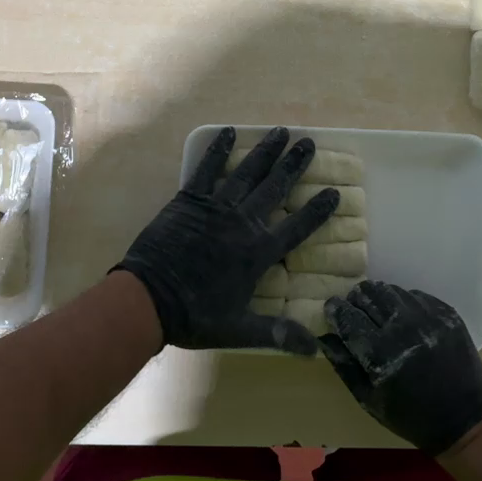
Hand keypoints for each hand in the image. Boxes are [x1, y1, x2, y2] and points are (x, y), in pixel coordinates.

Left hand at [113, 127, 338, 354]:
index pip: (297, 227)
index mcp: (257, 253)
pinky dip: (219, 150)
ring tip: (281, 131)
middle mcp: (242, 223)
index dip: (318, 210)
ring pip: (247, 173)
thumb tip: (315, 349)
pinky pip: (208, 169)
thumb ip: (277, 334)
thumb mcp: (239, 329)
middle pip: (275, 188)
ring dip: (265, 151)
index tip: (334, 192)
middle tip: (309, 143)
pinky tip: (228, 132)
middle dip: (294, 165)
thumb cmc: (194, 316)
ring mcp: (216, 207)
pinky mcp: (190, 199)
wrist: (148, 300)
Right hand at [320, 280, 481, 454]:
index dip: (336, 309)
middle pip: (370, 296)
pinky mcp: (448, 314)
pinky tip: (403, 313)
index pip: (349, 318)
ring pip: (393, 291)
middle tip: (354, 305)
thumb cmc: (410, 416)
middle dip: (357, 299)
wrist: (464, 420)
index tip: (331, 307)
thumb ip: (344, 365)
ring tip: (377, 306)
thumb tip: (324, 335)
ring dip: (380, 296)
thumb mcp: (369, 400)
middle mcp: (404, 330)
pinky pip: (417, 296)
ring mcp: (429, 319)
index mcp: (381, 355)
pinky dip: (405, 301)